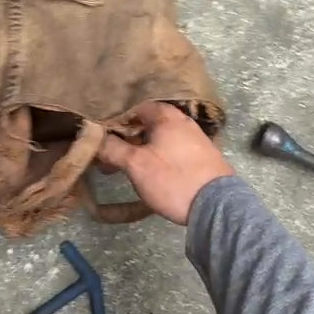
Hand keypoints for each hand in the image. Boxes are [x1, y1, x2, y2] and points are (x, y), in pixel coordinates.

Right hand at [95, 102, 234, 225]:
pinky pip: (174, 150)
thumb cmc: (173, 179)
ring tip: (128, 169)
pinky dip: (159, 157)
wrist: (217, 207)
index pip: (135, 107)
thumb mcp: (136, 165)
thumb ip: (113, 148)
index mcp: (167, 116)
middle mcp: (184, 122)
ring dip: (143, 149)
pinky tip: (152, 173)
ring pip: (161, 138)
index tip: (102, 136)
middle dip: (128, 138)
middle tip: (111, 156)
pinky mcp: (203, 158)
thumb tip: (96, 138)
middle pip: (148, 123)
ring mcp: (196, 140)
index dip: (116, 120)